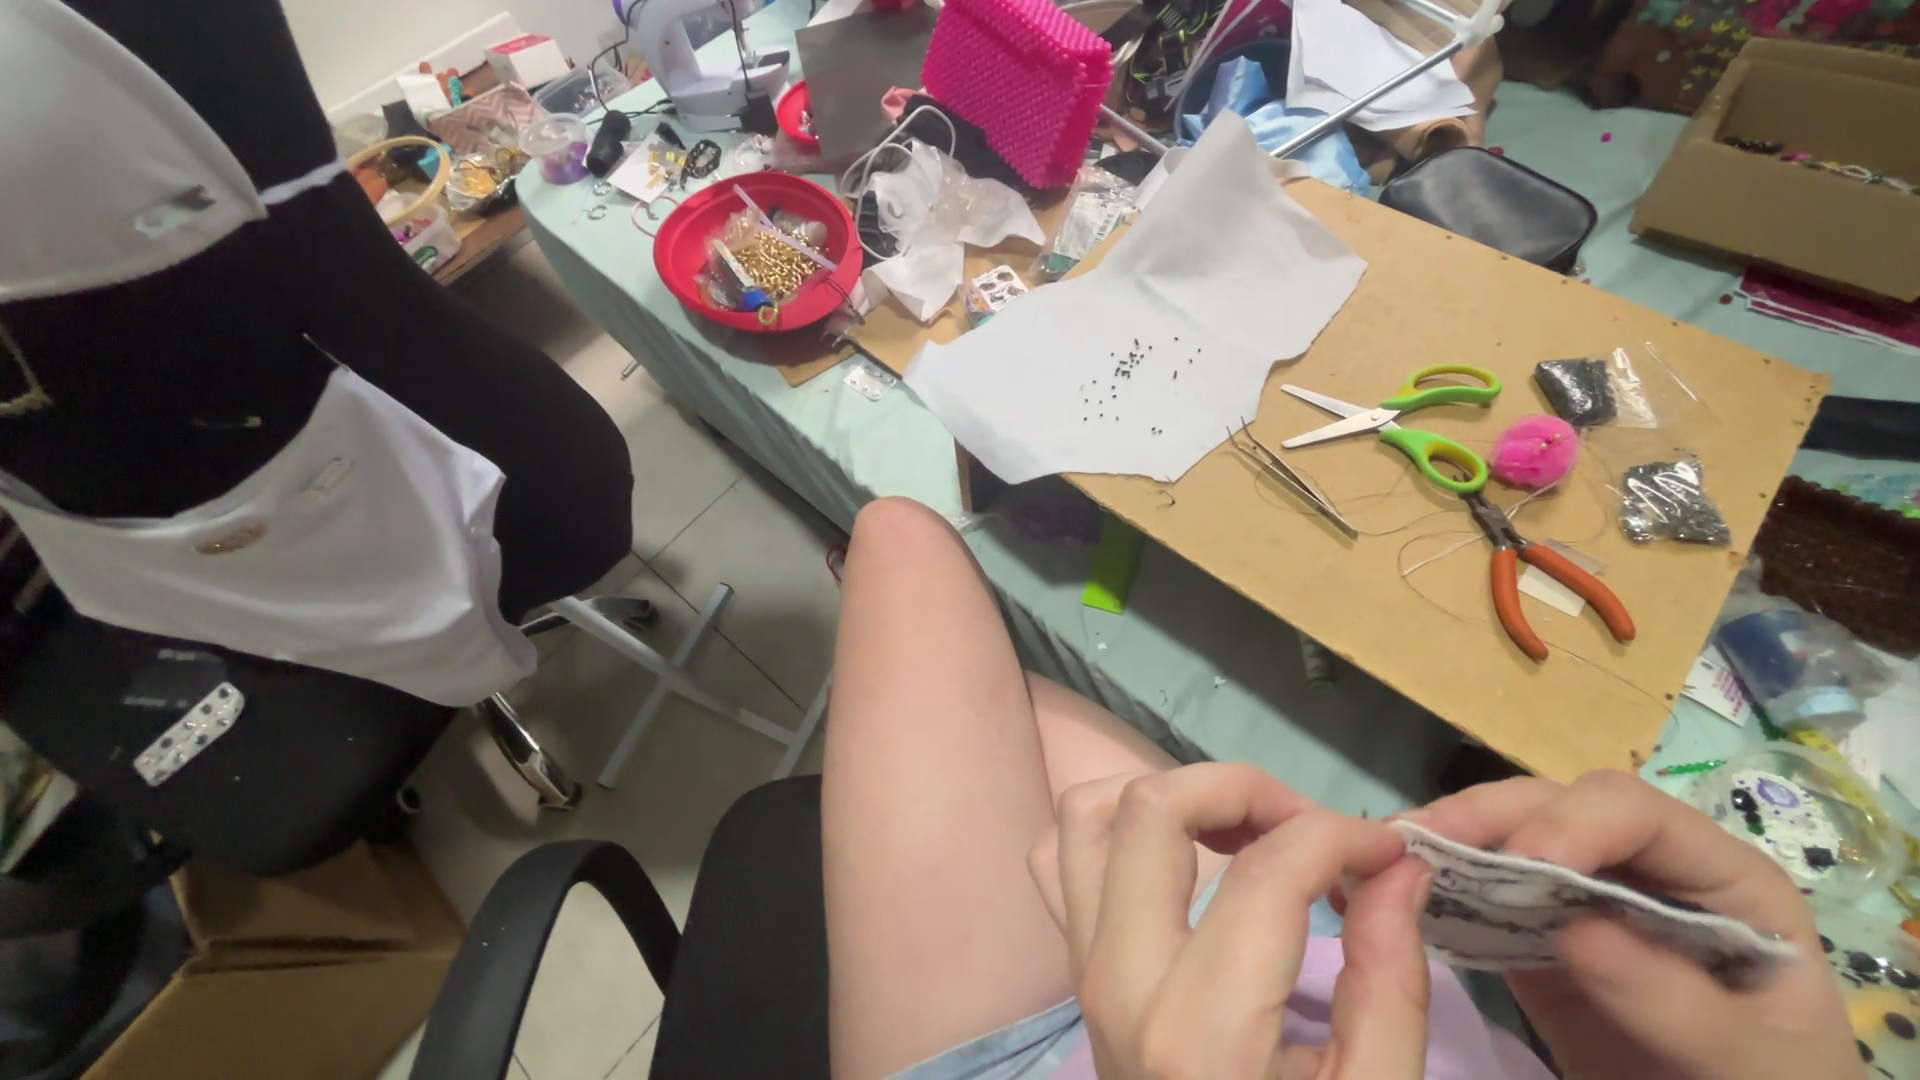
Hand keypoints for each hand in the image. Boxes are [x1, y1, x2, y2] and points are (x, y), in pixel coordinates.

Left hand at [1027, 763, 1433, 1078]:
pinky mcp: (1070, 960)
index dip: (1339, 838)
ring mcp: (1079, 963)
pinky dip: (1112, 826)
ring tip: (1240, 829)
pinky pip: (1059, 855)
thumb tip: (1398, 868)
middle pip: (1150, 810)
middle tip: (1309, 827)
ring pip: (1085, 814)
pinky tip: (1177, 852)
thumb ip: (1390, 985)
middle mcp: (1117, 977)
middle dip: (1241, 789)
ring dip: (1166, 794)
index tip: (1388, 851)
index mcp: (1198, 1031)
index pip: (1264, 874)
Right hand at [1408, 770, 1857, 1079]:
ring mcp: (1575, 887)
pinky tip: (1385, 879)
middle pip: (1548, 803)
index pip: (1631, 810)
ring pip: (1501, 830)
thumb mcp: (1750, 1062)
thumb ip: (1676, 999)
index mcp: (1713, 875)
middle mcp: (1636, 862)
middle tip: (1414, 839)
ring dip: (1441, 835)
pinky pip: (1475, 882)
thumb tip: (1576, 926)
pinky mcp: (1527, 919)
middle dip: (1480, 815)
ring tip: (1384, 849)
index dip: (1571, 821)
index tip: (1521, 863)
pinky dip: (1429, 876)